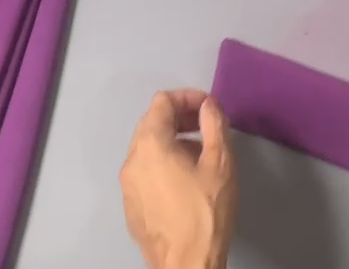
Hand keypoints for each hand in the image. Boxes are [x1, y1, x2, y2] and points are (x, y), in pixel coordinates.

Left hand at [120, 89, 236, 268]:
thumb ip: (215, 125)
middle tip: (206, 126)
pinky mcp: (131, 207)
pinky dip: (162, 162)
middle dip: (180, 116)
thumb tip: (208, 105)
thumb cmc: (206, 211)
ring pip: (147, 147)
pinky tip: (185, 180)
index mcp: (150, 145)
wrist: (187, 267)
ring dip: (172, 139)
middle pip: (151, 121)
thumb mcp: (220, 163)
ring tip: (200, 154)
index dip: (188, 97)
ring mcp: (128, 186)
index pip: (163, 101)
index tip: (209, 108)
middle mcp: (132, 161)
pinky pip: (144, 171)